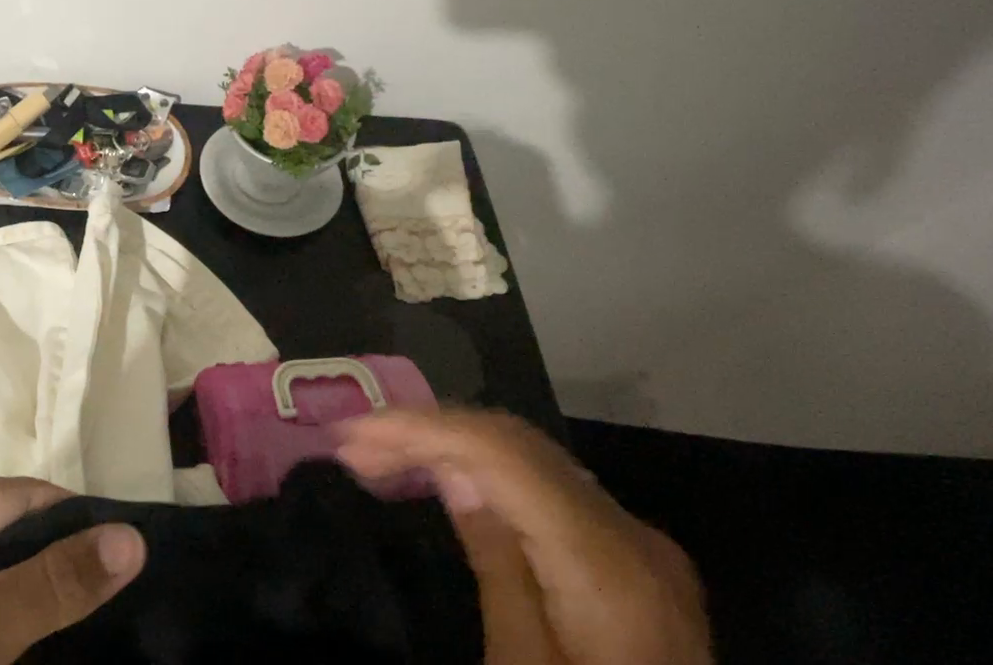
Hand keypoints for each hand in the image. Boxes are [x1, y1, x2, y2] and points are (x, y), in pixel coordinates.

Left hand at [0, 477, 145, 664]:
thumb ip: (50, 585)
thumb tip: (134, 536)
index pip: (21, 498)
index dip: (82, 523)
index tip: (145, 553)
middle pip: (17, 538)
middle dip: (69, 566)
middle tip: (139, 593)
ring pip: (9, 579)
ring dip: (52, 601)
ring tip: (121, 617)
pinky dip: (27, 627)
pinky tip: (71, 642)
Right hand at [336, 410, 712, 664]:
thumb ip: (495, 562)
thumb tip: (453, 471)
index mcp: (605, 563)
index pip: (502, 454)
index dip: (421, 429)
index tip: (352, 434)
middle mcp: (632, 533)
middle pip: (517, 445)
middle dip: (428, 431)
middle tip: (354, 445)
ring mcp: (641, 543)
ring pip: (533, 459)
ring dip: (454, 445)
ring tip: (382, 455)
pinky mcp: (635, 559)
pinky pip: (550, 489)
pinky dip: (491, 472)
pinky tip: (446, 477)